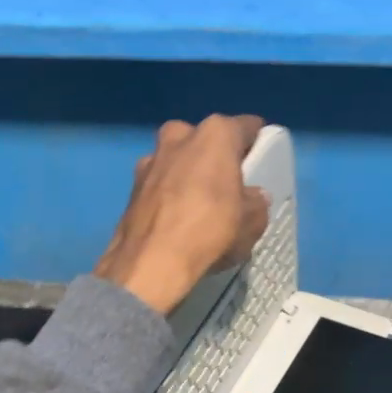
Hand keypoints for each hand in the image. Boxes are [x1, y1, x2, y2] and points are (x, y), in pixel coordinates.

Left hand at [94, 115, 269, 314]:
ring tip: (197, 206)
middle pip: (205, 141)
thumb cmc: (210, 232)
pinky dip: (167, 197)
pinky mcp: (131, 187)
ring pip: (176, 161)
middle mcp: (179, 136)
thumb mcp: (252, 223)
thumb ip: (256, 204)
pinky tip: (174, 221)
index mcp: (215, 135)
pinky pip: (159, 186)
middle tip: (225, 186)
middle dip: (214, 158)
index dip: (256, 142)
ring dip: (186, 176)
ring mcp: (150, 160)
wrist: (151, 264)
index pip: (245, 128)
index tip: (260, 158)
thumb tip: (253, 199)